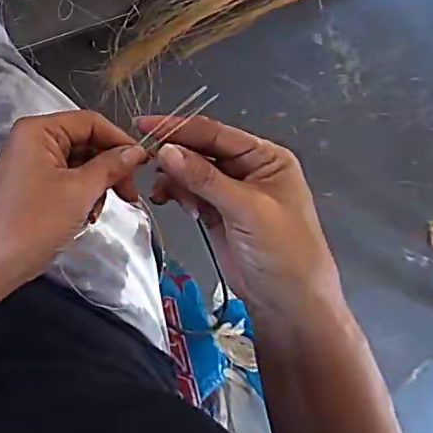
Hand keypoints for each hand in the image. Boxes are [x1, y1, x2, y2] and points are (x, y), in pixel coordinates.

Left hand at [0, 111, 146, 294]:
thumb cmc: (36, 221)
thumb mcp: (81, 191)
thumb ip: (111, 166)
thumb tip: (135, 151)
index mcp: (37, 130)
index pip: (89, 121)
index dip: (119, 140)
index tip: (144, 164)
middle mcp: (30, 139)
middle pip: (84, 141)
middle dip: (108, 168)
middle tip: (129, 196)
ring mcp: (28, 161)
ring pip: (77, 162)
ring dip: (95, 185)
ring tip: (96, 211)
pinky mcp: (29, 182)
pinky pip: (64, 178)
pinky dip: (81, 194)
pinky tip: (84, 215)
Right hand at [141, 114, 345, 324]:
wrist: (291, 307)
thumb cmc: (285, 254)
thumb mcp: (248, 211)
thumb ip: (205, 178)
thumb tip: (164, 149)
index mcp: (264, 158)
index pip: (214, 133)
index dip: (177, 127)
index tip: (142, 125)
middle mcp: (246, 167)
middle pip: (197, 148)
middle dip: (172, 155)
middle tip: (144, 163)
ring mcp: (228, 189)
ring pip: (186, 168)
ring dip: (171, 177)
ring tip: (166, 195)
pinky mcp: (213, 208)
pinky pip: (184, 189)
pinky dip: (173, 192)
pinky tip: (169, 202)